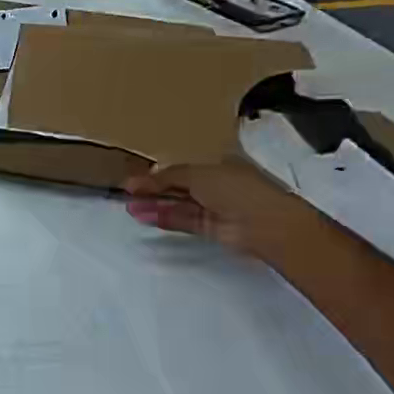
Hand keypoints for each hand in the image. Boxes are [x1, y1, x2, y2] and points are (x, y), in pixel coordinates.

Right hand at [122, 159, 320, 259]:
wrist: (266, 224)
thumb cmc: (236, 189)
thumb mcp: (197, 174)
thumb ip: (165, 177)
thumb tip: (135, 181)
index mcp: (219, 166)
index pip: (184, 167)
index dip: (159, 171)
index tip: (136, 176)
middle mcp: (216, 186)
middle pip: (178, 186)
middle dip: (152, 188)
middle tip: (127, 191)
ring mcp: (213, 208)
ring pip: (177, 204)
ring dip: (154, 204)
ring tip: (129, 205)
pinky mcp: (209, 228)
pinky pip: (181, 220)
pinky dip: (162, 217)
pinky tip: (142, 215)